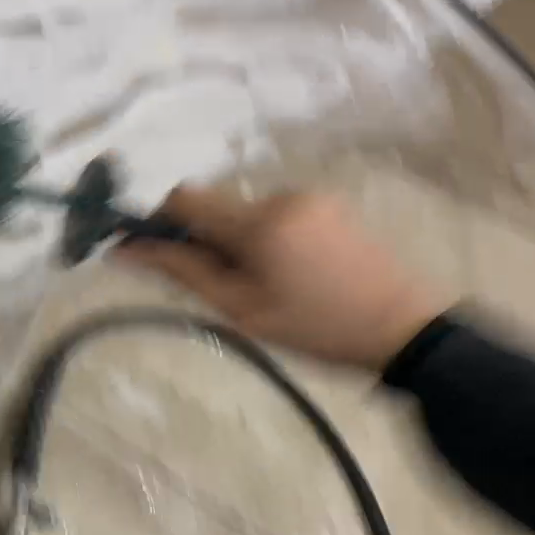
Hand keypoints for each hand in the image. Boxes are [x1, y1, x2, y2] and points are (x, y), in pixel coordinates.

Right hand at [117, 186, 448, 370]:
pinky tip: (286, 268)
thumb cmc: (318, 328)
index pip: (182, 199)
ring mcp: (310, 199)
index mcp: (259, 222)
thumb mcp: (239, 308)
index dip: (157, 219)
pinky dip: (263, 234)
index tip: (152, 248)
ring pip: (241, 210)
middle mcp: (281, 198)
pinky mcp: (330, 206)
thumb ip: (178, 270)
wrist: (414, 336)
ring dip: (234, 236)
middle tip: (214, 277)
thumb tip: (120, 249)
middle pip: (213, 205)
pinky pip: (272, 212)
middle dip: (202, 235)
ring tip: (258, 279)